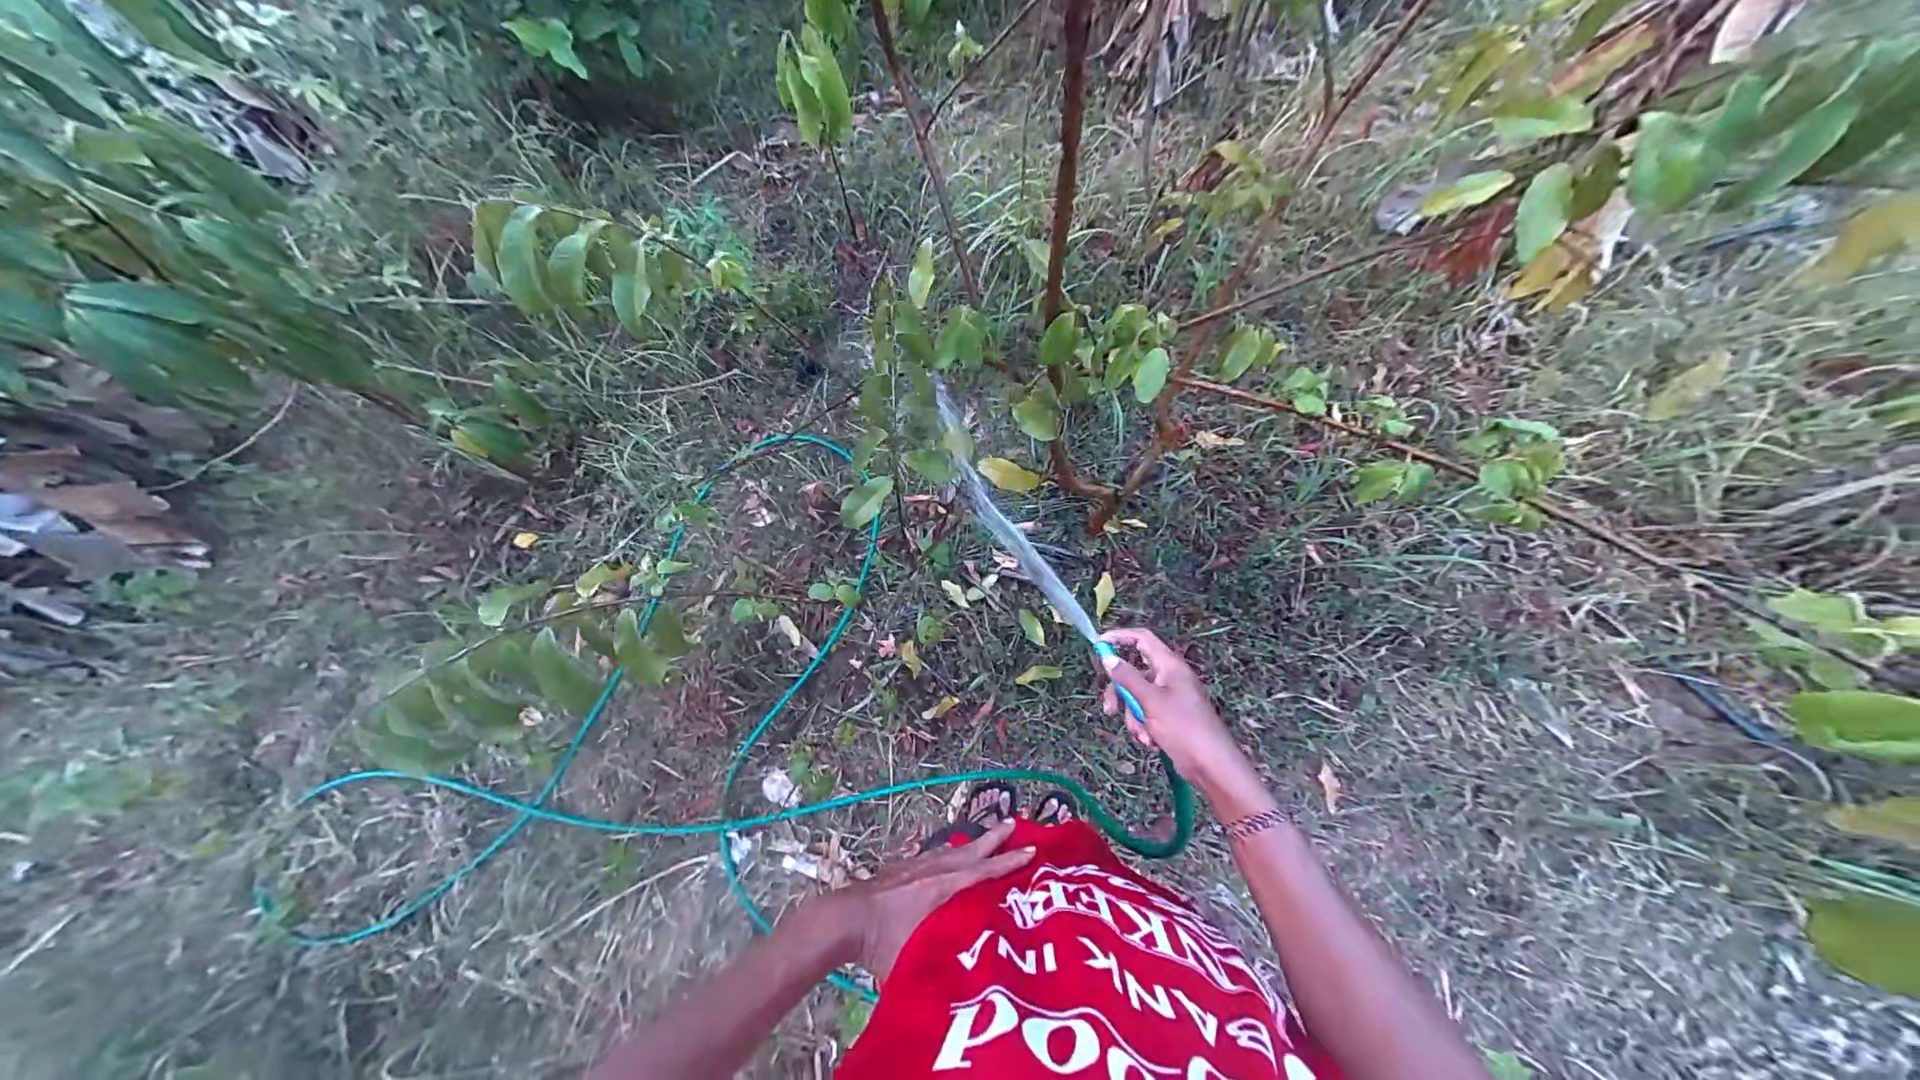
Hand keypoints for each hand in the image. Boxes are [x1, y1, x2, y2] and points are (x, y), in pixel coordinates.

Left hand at [804, 819, 1033, 979]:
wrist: (845, 918)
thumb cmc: (882, 942)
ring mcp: (918, 866)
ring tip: (989, 834)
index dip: (1009, 863)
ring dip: (974, 842)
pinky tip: (949, 852)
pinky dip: (950, 850)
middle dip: (995, 838)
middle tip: (1015, 822)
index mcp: (945, 888)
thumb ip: (946, 962)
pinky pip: (936, 853)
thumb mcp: (918, 958)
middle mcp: (936, 870)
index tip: (1032, 850)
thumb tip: (974, 980)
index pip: (984, 872)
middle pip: (972, 850)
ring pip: (954, 849)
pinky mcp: (904, 868)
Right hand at [1100, 627, 1274, 819]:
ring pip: (1136, 697)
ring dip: (1134, 717)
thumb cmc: (1183, 727)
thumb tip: (1108, 657)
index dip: (1120, 637)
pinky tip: (1152, 741)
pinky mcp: (1169, 716)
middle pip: (1133, 672)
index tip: (1099, 644)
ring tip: (1143, 734)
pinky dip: (1143, 726)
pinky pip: (1145, 713)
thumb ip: (1127, 677)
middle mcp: (1169, 677)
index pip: (1142, 639)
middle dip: (1120, 693)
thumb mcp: (1150, 700)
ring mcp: (1169, 697)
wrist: (1211, 764)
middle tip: (1110, 709)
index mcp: (1169, 665)